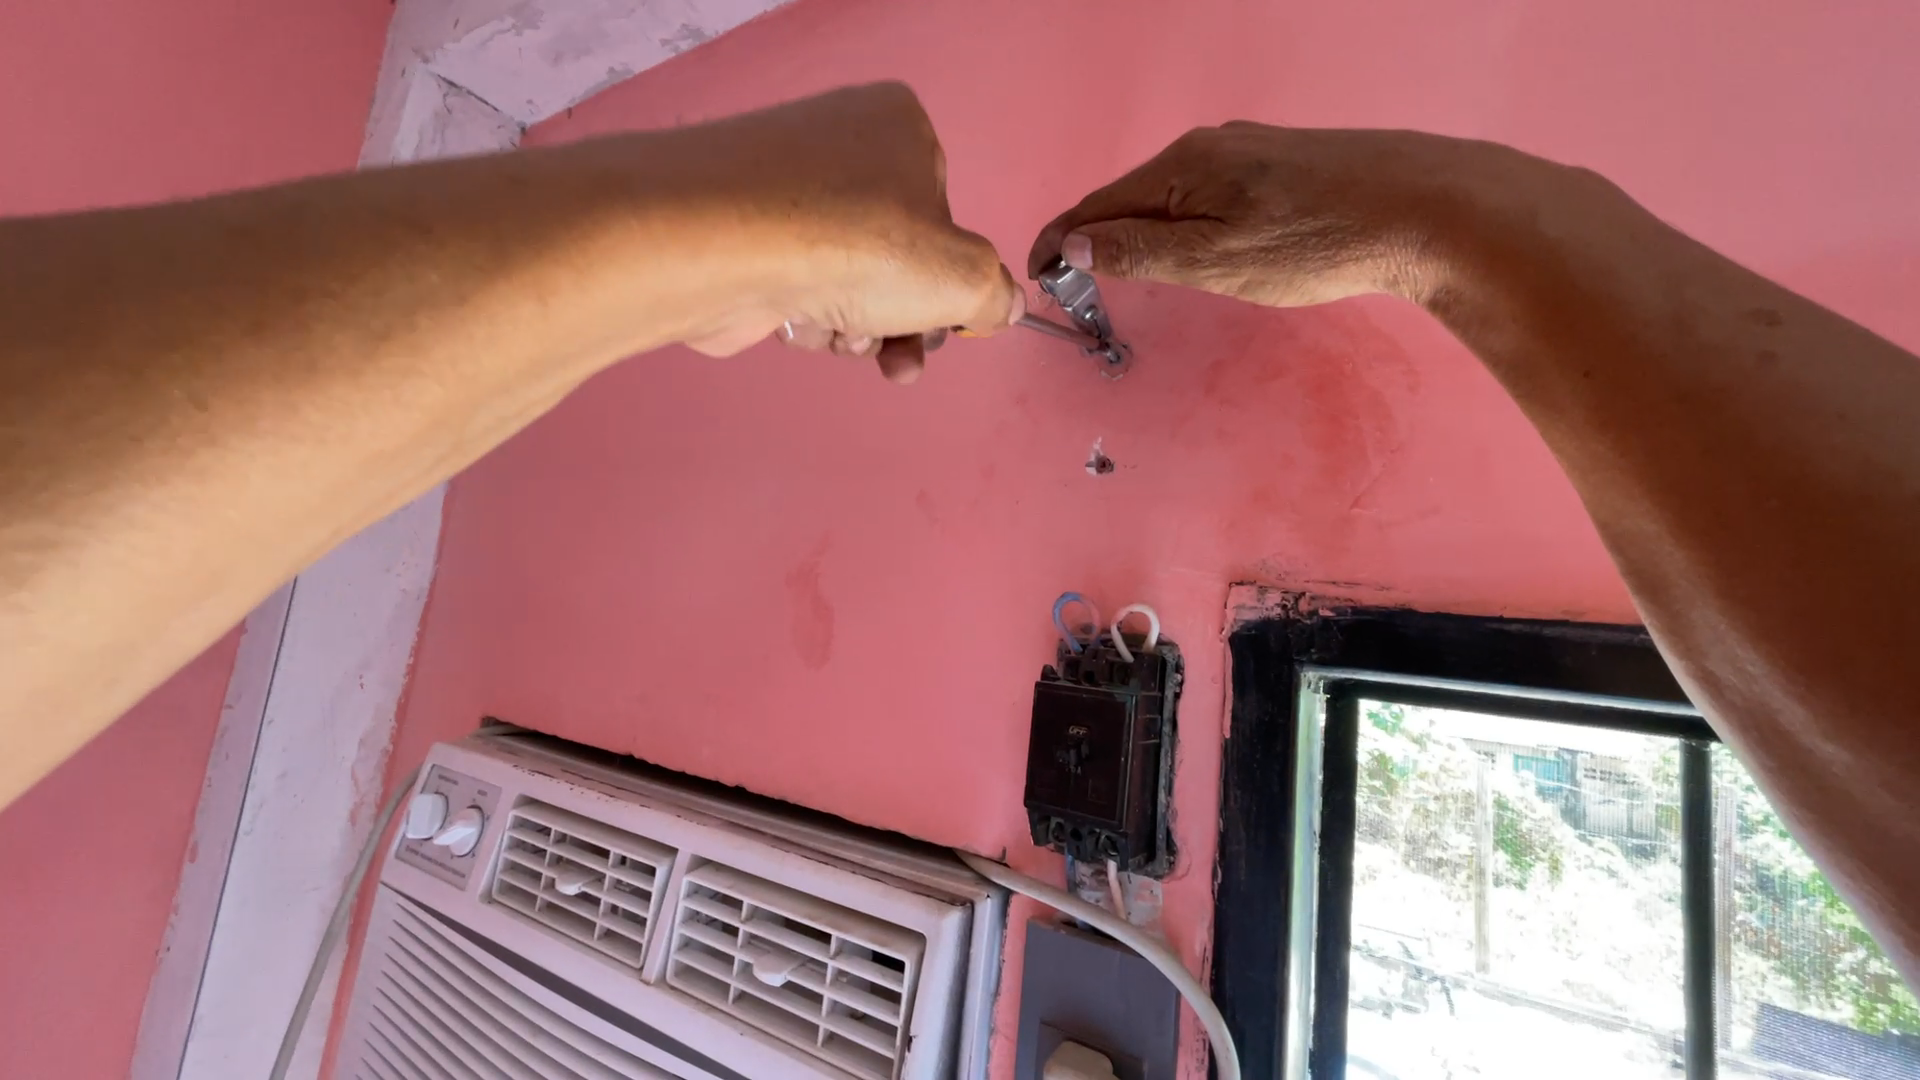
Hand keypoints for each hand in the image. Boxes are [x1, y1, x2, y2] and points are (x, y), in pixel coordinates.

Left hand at [667, 83, 1023, 382]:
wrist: (719, 247)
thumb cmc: (861, 246)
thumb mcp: (963, 276)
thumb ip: (994, 294)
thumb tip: (1002, 306)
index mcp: (901, 128)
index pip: (946, 218)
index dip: (950, 281)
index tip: (946, 319)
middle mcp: (843, 145)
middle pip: (899, 257)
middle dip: (905, 318)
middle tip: (904, 352)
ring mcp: (788, 190)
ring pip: (853, 282)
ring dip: (863, 328)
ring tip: (851, 340)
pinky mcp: (747, 236)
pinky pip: (804, 288)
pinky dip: (815, 319)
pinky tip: (805, 327)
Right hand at [1028, 123, 1497, 307]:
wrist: (1423, 211)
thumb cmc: (1312, 244)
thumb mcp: (1214, 260)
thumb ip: (1141, 251)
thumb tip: (1076, 243)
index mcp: (1181, 169)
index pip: (1095, 207)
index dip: (1057, 241)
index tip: (1035, 275)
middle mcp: (1205, 148)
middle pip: (1126, 198)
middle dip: (1091, 239)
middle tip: (1074, 285)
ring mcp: (1242, 152)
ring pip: (1165, 197)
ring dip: (1132, 232)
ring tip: (1120, 272)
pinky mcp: (1273, 164)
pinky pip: (1199, 195)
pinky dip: (1172, 224)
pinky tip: (1185, 246)